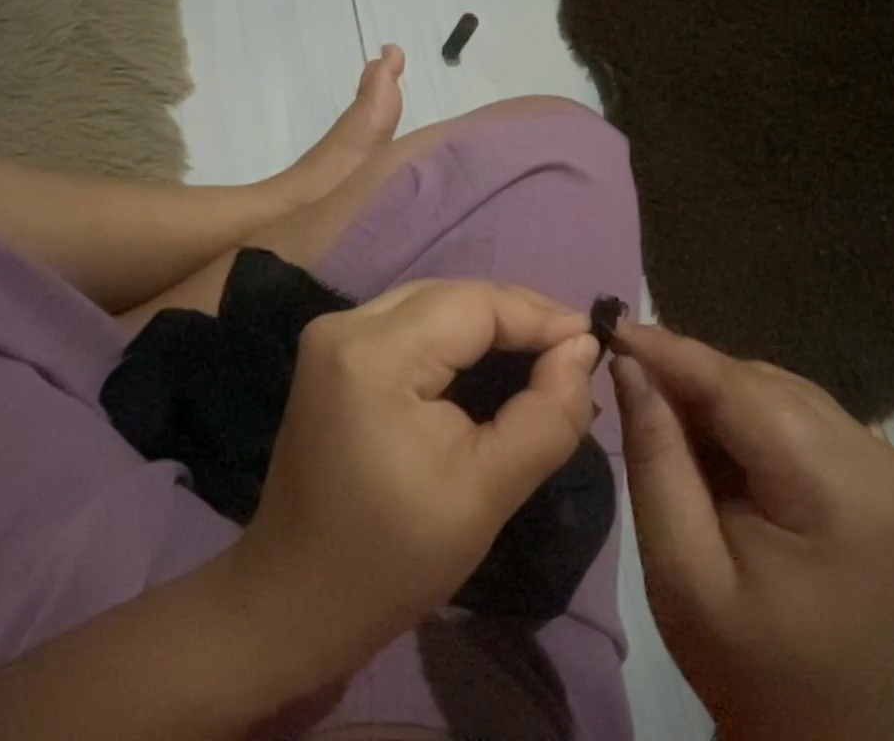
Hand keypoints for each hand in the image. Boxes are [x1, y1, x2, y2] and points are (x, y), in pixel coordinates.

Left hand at [235, 280, 600, 669]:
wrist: (298, 598)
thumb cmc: (394, 556)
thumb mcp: (489, 489)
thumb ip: (547, 413)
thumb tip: (581, 348)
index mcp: (374, 352)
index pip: (476, 304)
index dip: (541, 316)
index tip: (595, 342)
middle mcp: (344, 326)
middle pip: (450, 296)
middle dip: (517, 316)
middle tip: (574, 351)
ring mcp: (329, 340)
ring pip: (428, 306)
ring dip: (487, 325)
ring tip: (545, 355)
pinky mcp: (329, 360)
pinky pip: (405, 328)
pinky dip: (453, 340)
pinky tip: (491, 363)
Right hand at [611, 321, 893, 740]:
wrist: (818, 728)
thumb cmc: (741, 655)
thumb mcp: (678, 562)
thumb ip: (656, 456)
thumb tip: (630, 366)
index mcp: (843, 493)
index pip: (744, 391)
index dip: (672, 352)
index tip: (609, 323)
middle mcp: (885, 463)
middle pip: (765, 386)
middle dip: (689, 375)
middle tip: (622, 374)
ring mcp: (892, 467)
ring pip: (779, 393)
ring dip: (714, 394)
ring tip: (658, 410)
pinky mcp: (882, 475)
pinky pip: (796, 416)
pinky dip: (743, 416)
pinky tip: (707, 440)